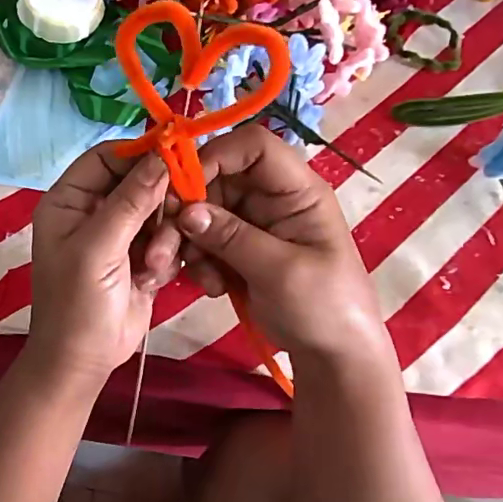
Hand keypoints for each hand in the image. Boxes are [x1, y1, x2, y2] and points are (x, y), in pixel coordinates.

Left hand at [28, 144, 180, 379]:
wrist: (84, 360)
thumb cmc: (77, 303)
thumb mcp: (98, 248)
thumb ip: (130, 201)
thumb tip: (162, 157)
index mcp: (69, 201)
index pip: (106, 158)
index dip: (139, 155)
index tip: (176, 158)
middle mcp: (93, 213)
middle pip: (139, 184)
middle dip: (158, 206)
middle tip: (174, 221)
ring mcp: (119, 237)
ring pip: (159, 213)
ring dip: (164, 238)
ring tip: (154, 266)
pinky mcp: (141, 260)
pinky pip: (166, 240)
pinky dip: (167, 257)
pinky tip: (153, 279)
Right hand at [177, 125, 387, 361]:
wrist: (333, 355)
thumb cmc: (324, 307)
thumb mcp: (280, 271)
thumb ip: (232, 238)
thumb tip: (187, 212)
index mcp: (297, 191)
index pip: (252, 146)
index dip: (215, 157)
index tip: (181, 191)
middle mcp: (272, 200)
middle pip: (217, 181)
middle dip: (190, 212)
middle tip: (168, 248)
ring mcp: (255, 227)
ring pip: (205, 214)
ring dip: (192, 244)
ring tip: (204, 279)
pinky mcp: (240, 253)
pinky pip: (207, 243)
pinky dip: (200, 263)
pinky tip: (212, 288)